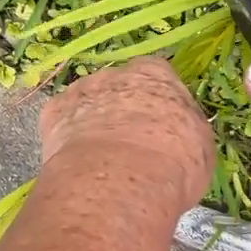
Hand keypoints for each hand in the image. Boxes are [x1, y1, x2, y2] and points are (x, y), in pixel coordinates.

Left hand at [38, 57, 215, 214]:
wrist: (118, 177)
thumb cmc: (172, 163)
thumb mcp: (198, 144)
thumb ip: (182, 124)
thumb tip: (174, 128)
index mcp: (154, 75)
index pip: (154, 73)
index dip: (155, 98)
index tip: (158, 119)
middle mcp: (113, 74)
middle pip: (117, 86)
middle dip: (120, 108)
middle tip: (128, 141)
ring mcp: (78, 90)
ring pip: (86, 101)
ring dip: (91, 120)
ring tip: (100, 155)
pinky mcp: (52, 111)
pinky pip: (61, 118)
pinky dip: (67, 134)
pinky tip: (77, 157)